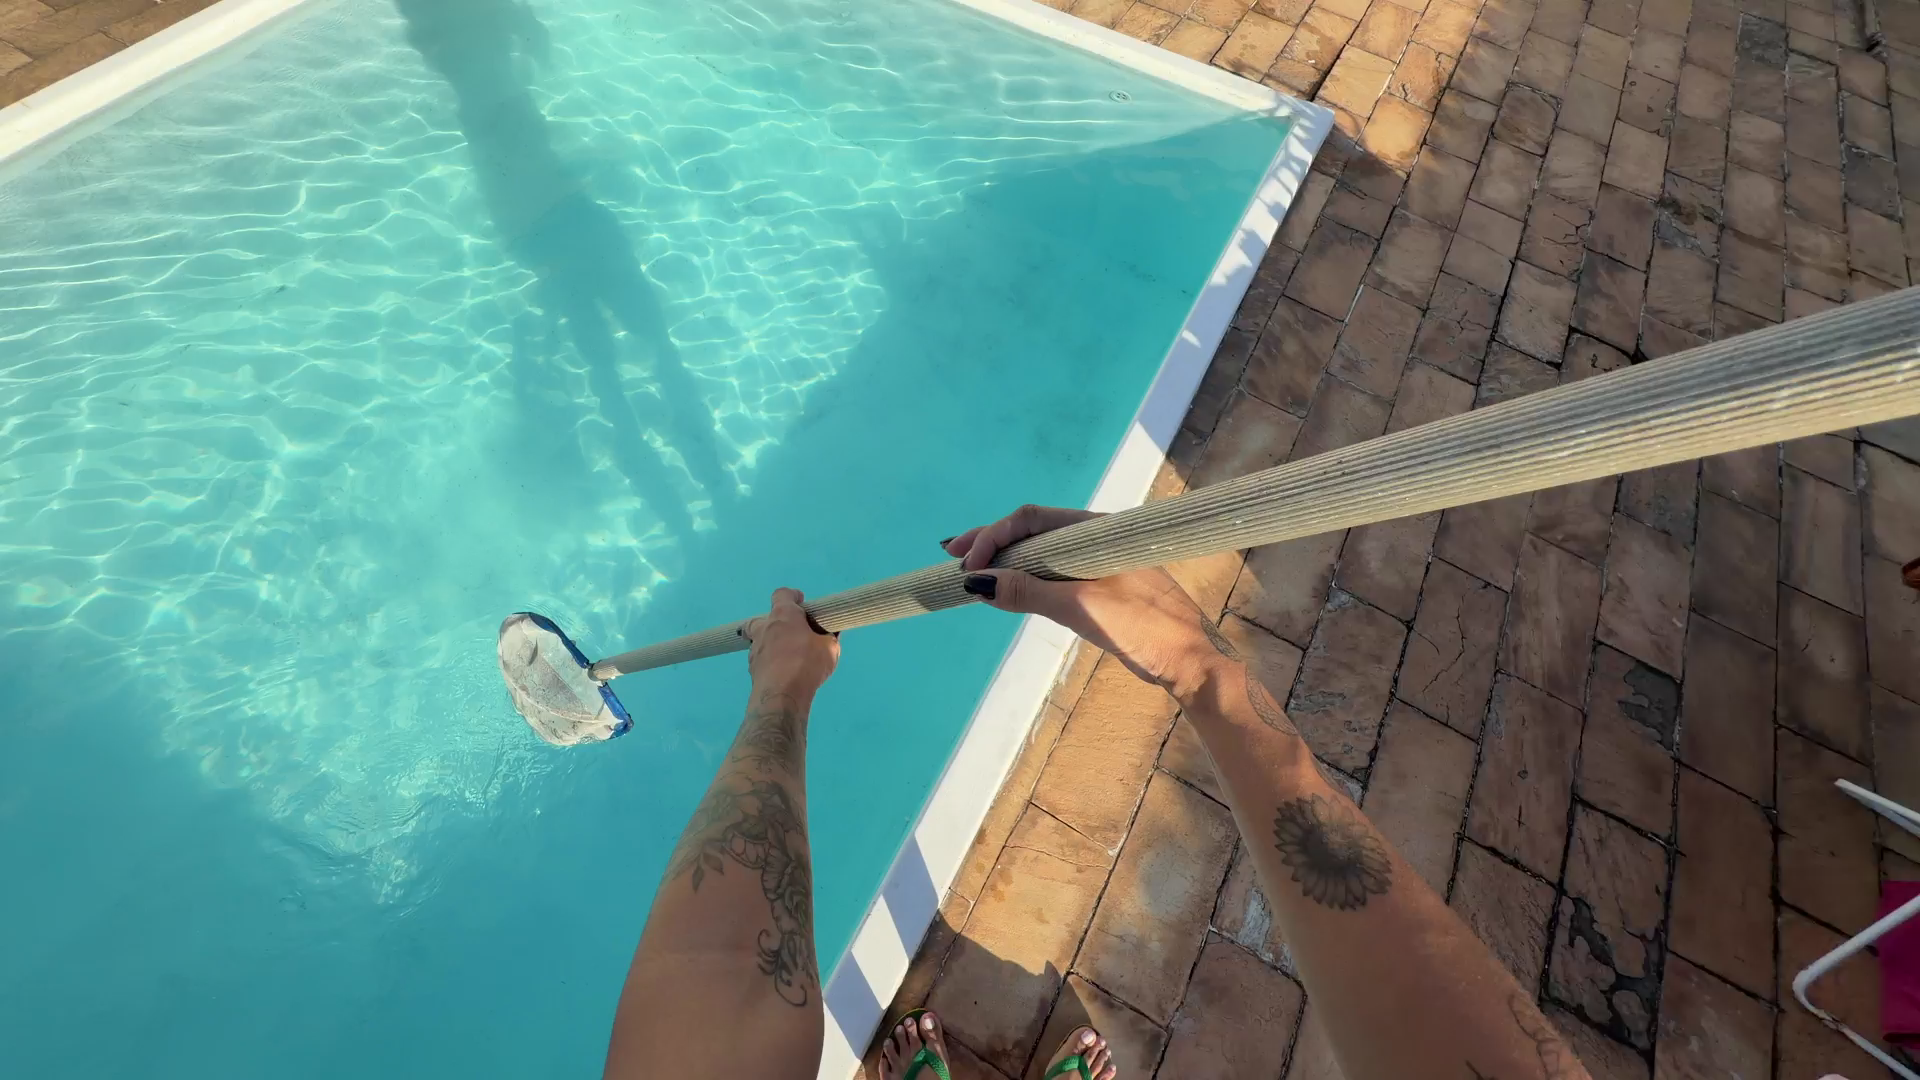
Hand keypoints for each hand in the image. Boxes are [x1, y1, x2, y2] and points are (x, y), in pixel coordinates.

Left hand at [739, 588, 838, 698]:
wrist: (781, 696)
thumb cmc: (807, 664)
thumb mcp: (830, 648)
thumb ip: (828, 637)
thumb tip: (829, 634)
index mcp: (783, 616)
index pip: (782, 594)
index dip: (792, 597)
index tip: (802, 603)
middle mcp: (765, 629)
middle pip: (760, 619)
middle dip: (772, 622)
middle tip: (789, 632)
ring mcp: (755, 650)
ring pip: (759, 641)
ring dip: (772, 644)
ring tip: (789, 657)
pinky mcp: (753, 670)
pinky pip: (762, 659)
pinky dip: (771, 662)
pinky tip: (783, 672)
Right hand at [944, 505, 1227, 694]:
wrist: (1191, 663)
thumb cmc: (1144, 628)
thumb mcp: (1081, 608)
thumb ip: (1028, 592)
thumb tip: (977, 584)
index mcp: (1095, 531)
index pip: (1033, 519)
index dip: (995, 535)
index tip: (969, 563)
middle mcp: (1092, 539)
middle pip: (1031, 531)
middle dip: (990, 542)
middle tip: (951, 554)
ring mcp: (1093, 563)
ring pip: (1038, 553)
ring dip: (1003, 559)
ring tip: (968, 568)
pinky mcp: (1094, 586)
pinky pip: (1048, 573)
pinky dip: (1021, 577)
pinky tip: (1002, 584)